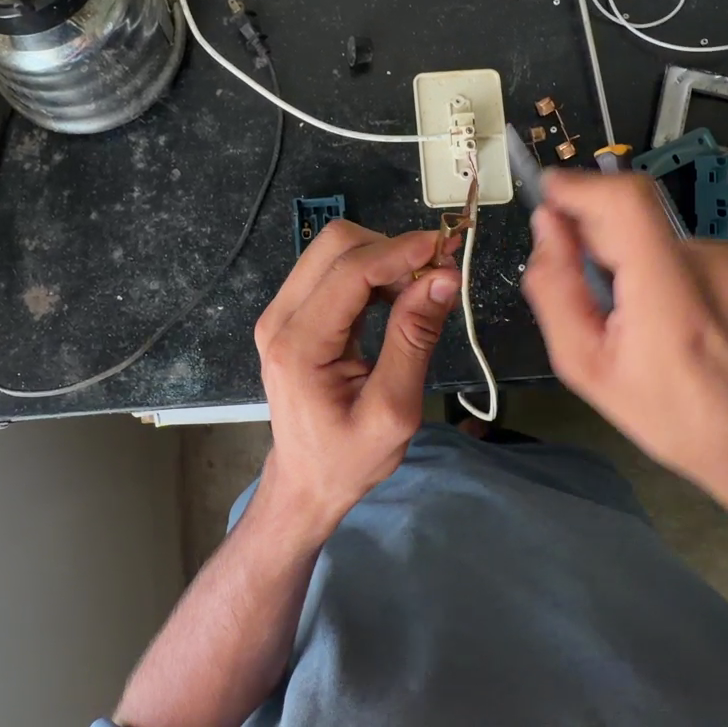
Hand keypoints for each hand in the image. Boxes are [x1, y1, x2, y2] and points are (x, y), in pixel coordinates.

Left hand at [253, 221, 460, 535]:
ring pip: (332, 251)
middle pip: (334, 245)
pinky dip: (370, 273)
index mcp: (299, 345)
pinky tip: (398, 298)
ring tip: (421, 290)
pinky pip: (330, 271)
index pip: (349, 271)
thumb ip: (414, 339)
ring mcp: (280, 313)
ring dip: (382, 258)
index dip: (400, 251)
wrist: (305, 482)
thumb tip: (443, 278)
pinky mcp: (290, 315)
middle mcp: (280, 318)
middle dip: (390, 248)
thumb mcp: (393, 410)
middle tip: (435, 275)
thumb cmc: (349, 459)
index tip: (447, 248)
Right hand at [521, 172, 727, 537]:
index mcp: (670, 301)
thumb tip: (547, 225)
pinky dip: (655, 267)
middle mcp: (712, 266)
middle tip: (584, 287)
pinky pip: (678, 247)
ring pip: (651, 234)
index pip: (627, 202)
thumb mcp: (586, 369)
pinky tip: (665, 316)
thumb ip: (555, 291)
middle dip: (592, 236)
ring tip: (631, 317)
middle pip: (630, 217)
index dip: (580, 186)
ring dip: (625, 258)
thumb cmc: (671, 418)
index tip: (548, 192)